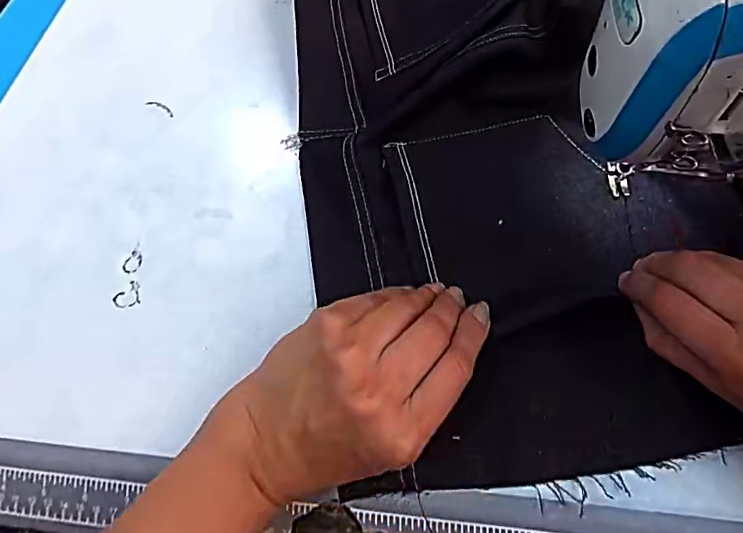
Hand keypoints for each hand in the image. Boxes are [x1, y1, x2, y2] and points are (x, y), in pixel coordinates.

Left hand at [199, 284, 489, 506]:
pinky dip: (395, 295)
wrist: (263, 443)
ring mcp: (351, 352)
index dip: (474, 332)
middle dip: (454, 308)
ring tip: (434, 294)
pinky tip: (399, 300)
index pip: (457, 366)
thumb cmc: (323, 448)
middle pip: (437, 330)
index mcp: (401, 431)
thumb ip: (431, 398)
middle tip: (458, 300)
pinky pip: (379, 296)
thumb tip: (461, 339)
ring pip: (411, 305)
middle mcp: (376, 390)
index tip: (480, 316)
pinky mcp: (330, 324)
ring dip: (428, 295)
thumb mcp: (393, 446)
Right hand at [618, 252, 742, 498]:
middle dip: (657, 265)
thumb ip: (685, 356)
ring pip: (717, 260)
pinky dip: (723, 270)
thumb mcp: (740, 404)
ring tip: (666, 268)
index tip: (628, 283)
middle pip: (691, 270)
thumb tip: (648, 317)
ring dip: (685, 262)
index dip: (643, 289)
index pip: (675, 306)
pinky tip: (715, 279)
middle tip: (640, 270)